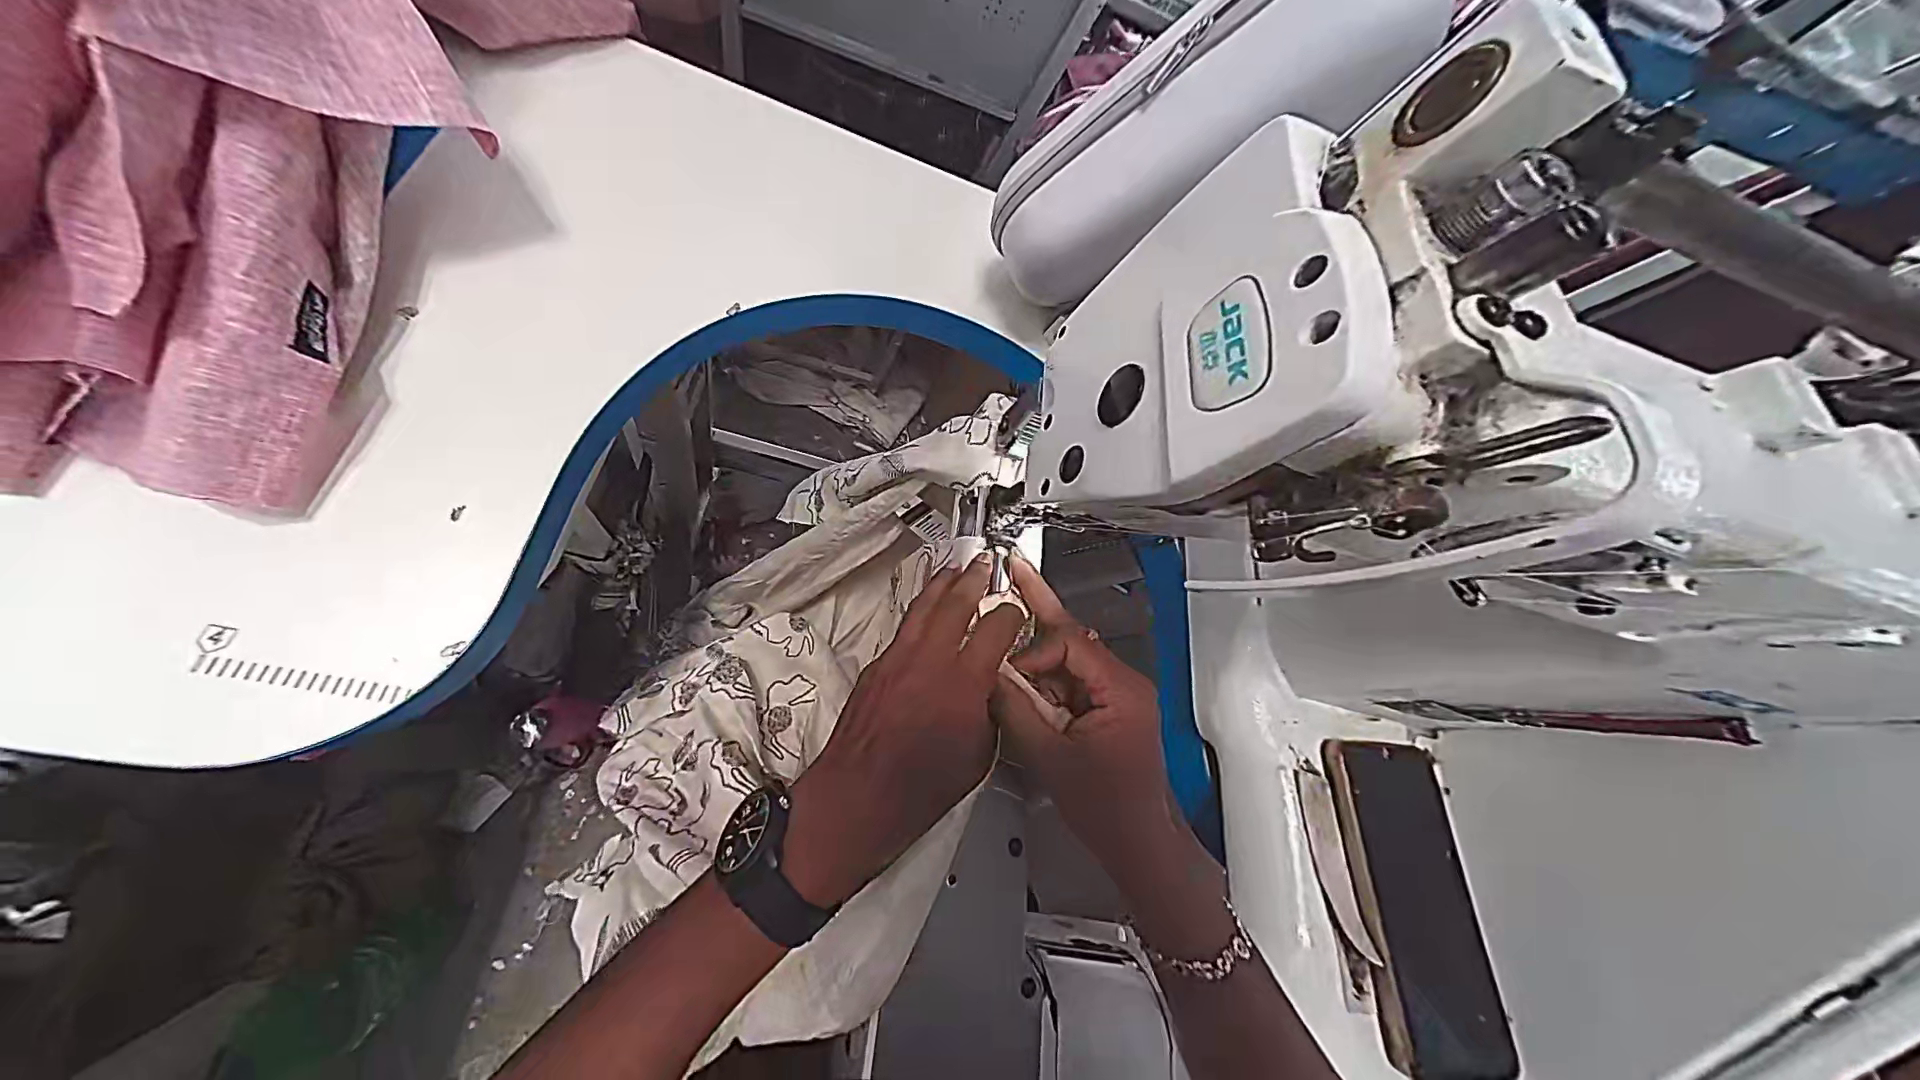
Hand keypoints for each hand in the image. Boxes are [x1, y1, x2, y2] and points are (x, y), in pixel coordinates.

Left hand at [784, 556, 1025, 907]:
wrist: (857, 796)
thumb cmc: (920, 788)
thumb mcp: (978, 753)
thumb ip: (989, 709)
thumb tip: (991, 685)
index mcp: (964, 682)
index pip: (997, 627)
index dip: (1012, 614)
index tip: (1017, 611)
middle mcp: (930, 660)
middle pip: (956, 602)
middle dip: (975, 578)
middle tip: (985, 563)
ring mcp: (898, 659)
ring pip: (924, 608)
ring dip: (942, 584)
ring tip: (955, 569)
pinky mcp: (877, 666)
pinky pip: (904, 629)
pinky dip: (920, 612)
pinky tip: (927, 612)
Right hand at [991, 555, 1192, 894]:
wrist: (1138, 841)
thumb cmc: (1110, 809)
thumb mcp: (1050, 757)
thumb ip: (1016, 709)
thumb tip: (990, 674)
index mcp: (1120, 689)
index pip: (1069, 644)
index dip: (1031, 654)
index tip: (1005, 675)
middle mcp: (1122, 683)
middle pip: (1070, 638)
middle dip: (1036, 612)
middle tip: (1014, 571)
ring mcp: (1114, 694)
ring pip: (1066, 659)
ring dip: (1034, 661)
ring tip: (1007, 651)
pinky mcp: (1104, 707)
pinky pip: (1067, 680)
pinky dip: (1042, 680)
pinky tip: (1020, 681)